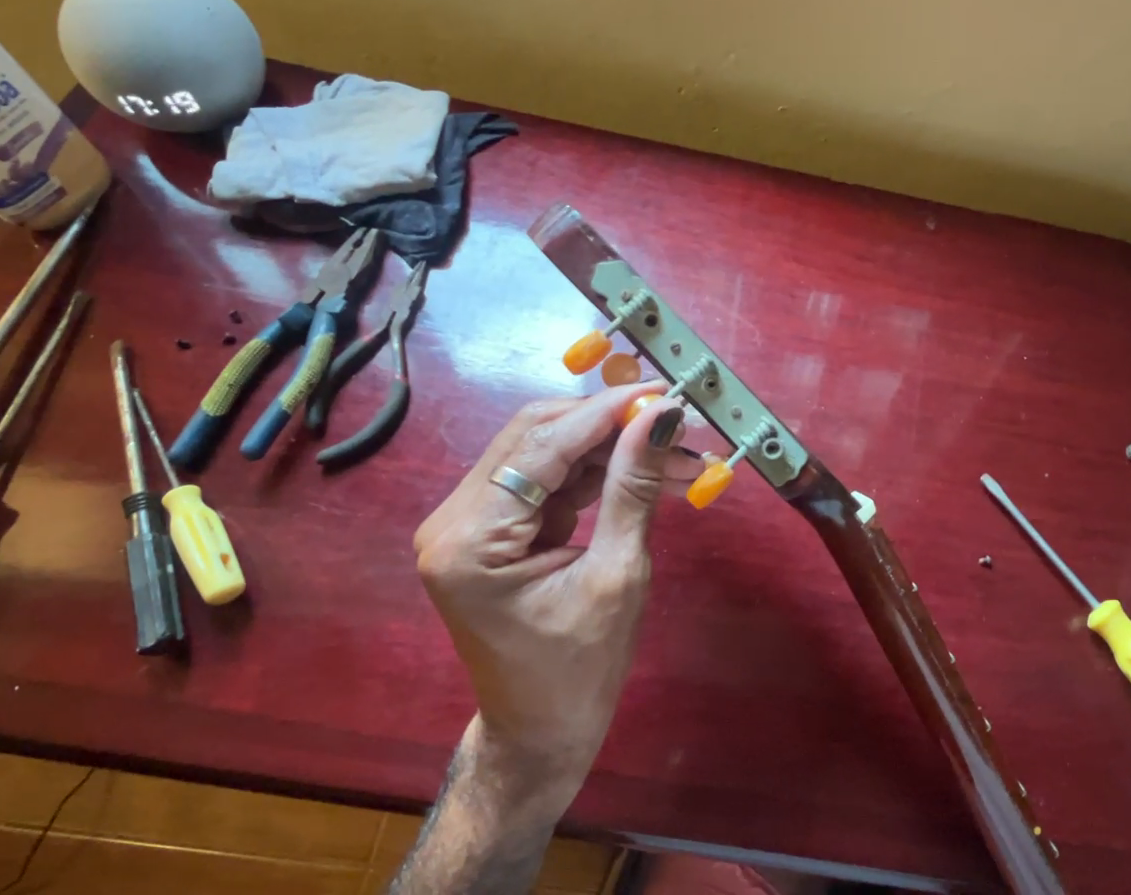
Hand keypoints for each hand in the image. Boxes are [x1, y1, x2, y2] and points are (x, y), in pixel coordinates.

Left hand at [412, 382, 705, 814]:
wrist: (541, 736)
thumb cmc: (579, 673)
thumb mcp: (617, 576)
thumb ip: (633, 488)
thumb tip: (660, 416)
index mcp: (469, 541)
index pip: (541, 446)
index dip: (605, 413)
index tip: (664, 394)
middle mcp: (453, 520)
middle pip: (536, 437)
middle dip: (609, 424)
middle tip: (675, 421)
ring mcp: (469, 522)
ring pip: (546, 452)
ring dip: (610, 447)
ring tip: (677, 451)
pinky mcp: (492, 529)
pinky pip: (549, 480)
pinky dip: (597, 472)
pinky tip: (646, 469)